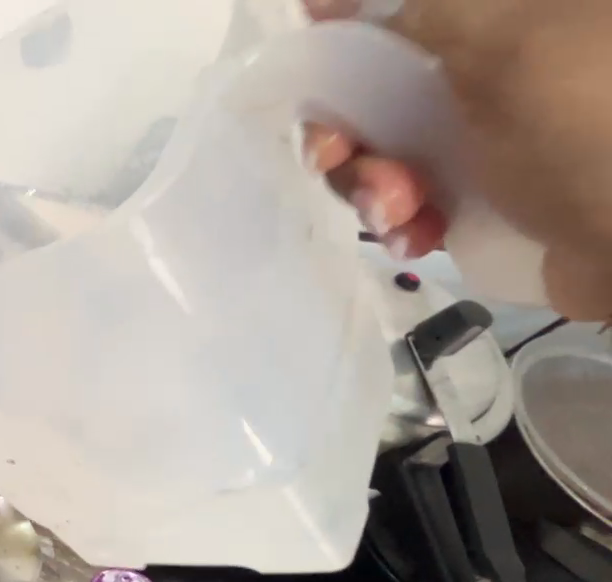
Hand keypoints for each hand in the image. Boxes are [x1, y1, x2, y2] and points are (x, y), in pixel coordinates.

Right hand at [302, 0, 611, 317]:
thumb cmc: (601, 127)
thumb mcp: (509, 46)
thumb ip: (422, 15)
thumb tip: (331, 2)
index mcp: (529, 14)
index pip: (410, 9)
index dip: (353, 36)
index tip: (319, 73)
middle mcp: (518, 54)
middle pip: (386, 81)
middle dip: (352, 132)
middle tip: (344, 159)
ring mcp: (506, 121)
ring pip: (390, 143)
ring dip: (372, 186)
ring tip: (402, 214)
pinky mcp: (499, 179)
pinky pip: (415, 190)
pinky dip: (401, 219)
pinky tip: (417, 236)